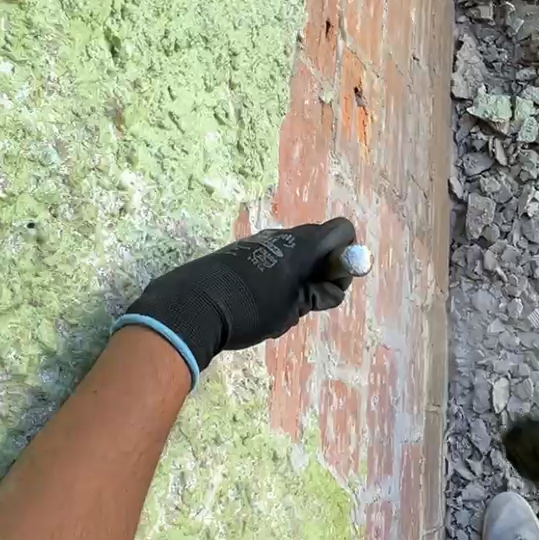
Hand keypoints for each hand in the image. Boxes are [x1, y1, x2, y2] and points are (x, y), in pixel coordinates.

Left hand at [119, 219, 356, 385]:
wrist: (192, 305)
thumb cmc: (251, 309)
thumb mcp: (293, 309)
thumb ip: (319, 294)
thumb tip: (334, 287)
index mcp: (302, 245)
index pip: (342, 230)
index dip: (346, 256)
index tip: (332, 283)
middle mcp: (283, 236)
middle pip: (319, 241)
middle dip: (323, 268)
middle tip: (309, 300)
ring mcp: (260, 241)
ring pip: (295, 252)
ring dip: (299, 274)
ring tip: (280, 305)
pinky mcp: (241, 251)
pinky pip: (273, 258)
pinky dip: (278, 274)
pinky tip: (258, 301)